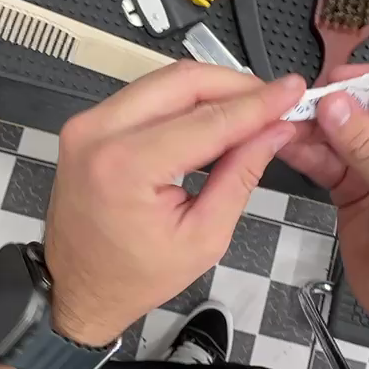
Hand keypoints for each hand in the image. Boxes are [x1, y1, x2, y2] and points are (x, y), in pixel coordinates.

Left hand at [43, 63, 306, 344]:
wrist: (76, 289)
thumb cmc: (132, 276)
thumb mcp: (204, 237)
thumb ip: (242, 175)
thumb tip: (274, 131)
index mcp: (125, 167)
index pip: (209, 120)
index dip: (258, 104)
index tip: (292, 92)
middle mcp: (99, 133)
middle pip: (183, 80)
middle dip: (237, 85)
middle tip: (275, 99)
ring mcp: (87, 123)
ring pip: (165, 80)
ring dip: (213, 88)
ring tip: (251, 109)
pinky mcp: (89, 123)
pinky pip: (147, 93)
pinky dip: (185, 98)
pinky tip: (214, 115)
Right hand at [278, 66, 368, 346]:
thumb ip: (368, 149)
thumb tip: (338, 107)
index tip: (337, 80)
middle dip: (337, 105)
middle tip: (303, 104)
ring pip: (344, 134)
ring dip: (316, 129)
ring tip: (287, 123)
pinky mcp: (355, 189)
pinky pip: (329, 161)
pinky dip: (308, 153)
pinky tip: (289, 145)